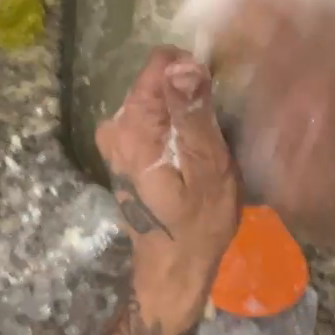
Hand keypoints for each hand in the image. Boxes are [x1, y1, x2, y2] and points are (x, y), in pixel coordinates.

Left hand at [94, 46, 242, 334]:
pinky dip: (175, 128)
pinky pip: (153, 119)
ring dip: (185, 112)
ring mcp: (116, 141)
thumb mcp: (209, 168)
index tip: (217, 98)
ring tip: (210, 143)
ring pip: (157, 99)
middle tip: (218, 130)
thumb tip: (182, 64)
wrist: (174, 271)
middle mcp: (116, 127)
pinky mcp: (124, 152)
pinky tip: (193, 155)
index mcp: (133, 127)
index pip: (160, 64)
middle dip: (190, 94)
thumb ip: (194, 114)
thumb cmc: (198, 224)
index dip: (192, 71)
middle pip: (158, 81)